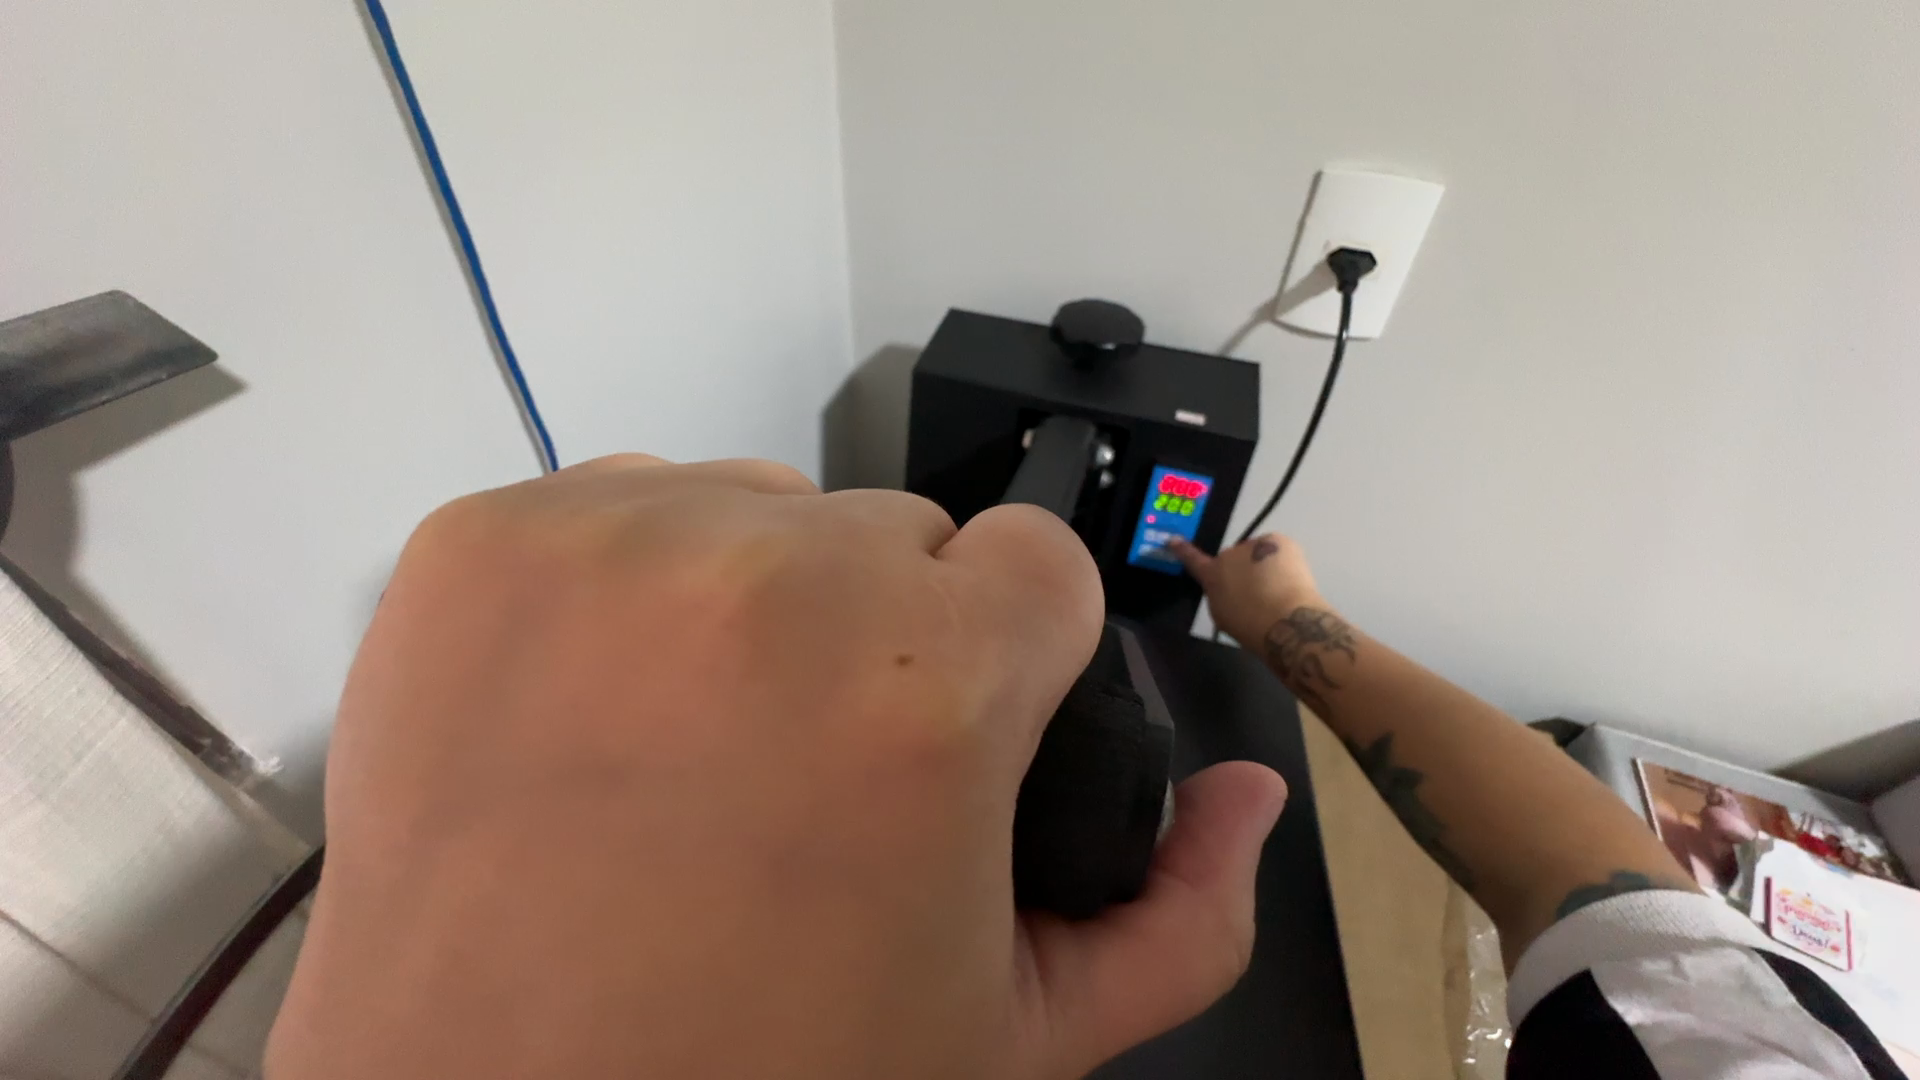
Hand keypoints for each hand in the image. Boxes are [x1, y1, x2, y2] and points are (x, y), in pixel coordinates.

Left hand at [269, 455, 1287, 1079]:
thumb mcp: (1016, 1032)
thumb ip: (1179, 913)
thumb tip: (1251, 795)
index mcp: (933, 683)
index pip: (1040, 559)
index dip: (1011, 647)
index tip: (952, 721)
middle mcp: (781, 579)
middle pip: (899, 531)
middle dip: (888, 627)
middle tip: (813, 755)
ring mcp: (615, 540)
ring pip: (770, 505)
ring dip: (766, 594)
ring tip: (702, 732)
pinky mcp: (486, 540)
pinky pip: (631, 502)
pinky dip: (639, 578)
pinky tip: (604, 696)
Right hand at [1167, 533, 1324, 649]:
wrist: (1286, 620)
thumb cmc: (1250, 625)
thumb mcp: (1222, 613)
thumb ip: (1220, 594)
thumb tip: (1229, 587)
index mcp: (1212, 574)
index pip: (1193, 559)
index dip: (1182, 550)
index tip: (1173, 540)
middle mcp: (1229, 554)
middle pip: (1234, 558)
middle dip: (1243, 569)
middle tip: (1257, 592)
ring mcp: (1254, 545)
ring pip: (1257, 553)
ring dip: (1263, 565)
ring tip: (1278, 589)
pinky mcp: (1279, 541)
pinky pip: (1277, 550)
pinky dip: (1282, 562)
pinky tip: (1290, 581)